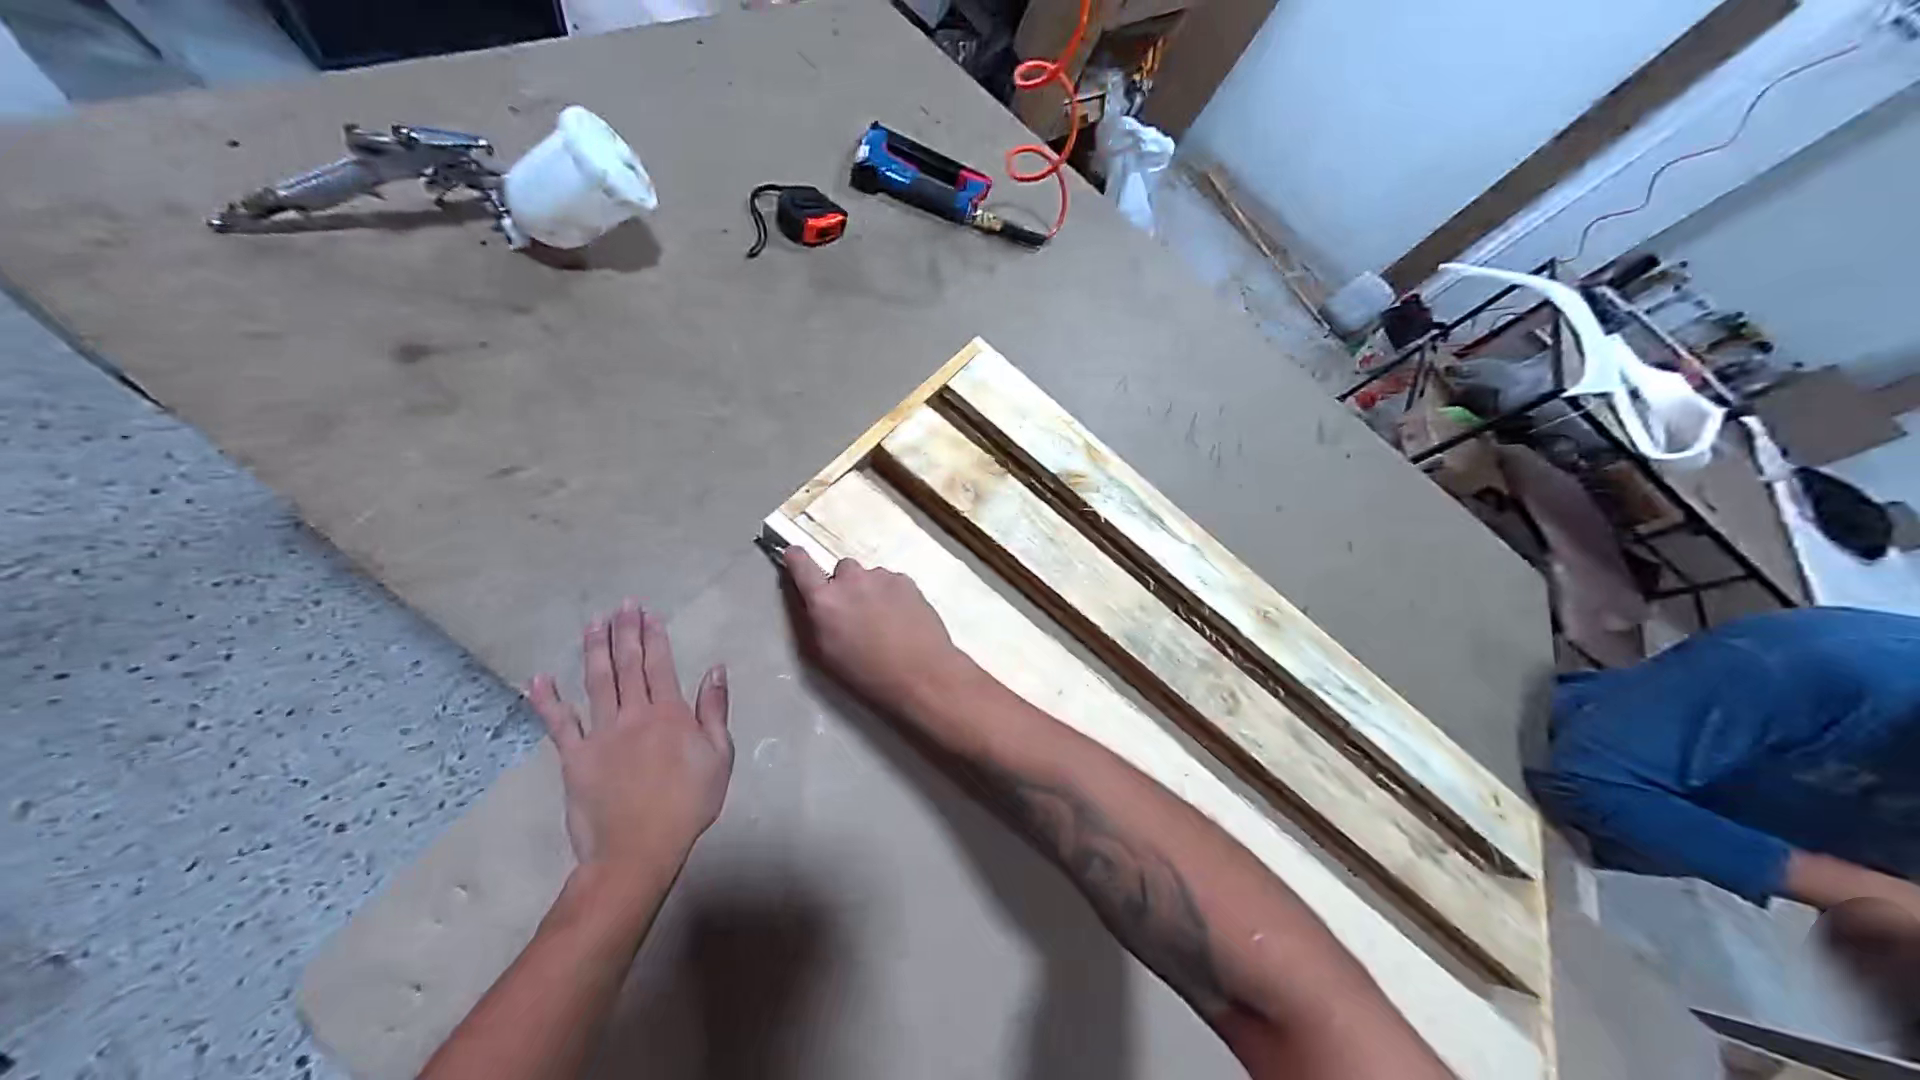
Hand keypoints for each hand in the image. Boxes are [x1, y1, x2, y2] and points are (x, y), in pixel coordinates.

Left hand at [527, 601, 731, 879]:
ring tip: (593, 624)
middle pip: (627, 666)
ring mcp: (600, 734)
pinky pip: (559, 724)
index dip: (654, 637)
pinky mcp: (575, 757)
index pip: (660, 665)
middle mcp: (633, 715)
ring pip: (596, 683)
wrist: (639, 847)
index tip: (648, 613)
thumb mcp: (719, 756)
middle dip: (625, 633)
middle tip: (622, 606)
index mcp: (669, 714)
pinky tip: (539, 679)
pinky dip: (548, 701)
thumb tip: (715, 670)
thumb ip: (714, 711)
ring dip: (594, 651)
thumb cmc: (688, 803)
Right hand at [782, 547, 975, 717]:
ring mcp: (882, 577)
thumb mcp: (825, 653)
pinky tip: (902, 619)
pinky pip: (891, 582)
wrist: (922, 674)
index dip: (795, 558)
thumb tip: (811, 600)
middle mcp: (851, 580)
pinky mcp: (906, 580)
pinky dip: (892, 595)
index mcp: (825, 600)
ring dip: (870, 591)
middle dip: (844, 586)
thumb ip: (814, 619)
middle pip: (842, 570)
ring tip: (884, 622)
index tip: (794, 555)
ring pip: (869, 577)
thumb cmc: (868, 674)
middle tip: (855, 613)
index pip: (801, 565)